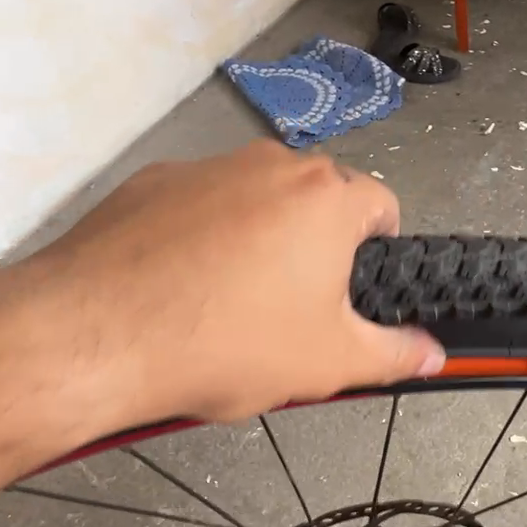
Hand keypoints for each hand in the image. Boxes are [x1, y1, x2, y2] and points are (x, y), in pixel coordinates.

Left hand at [17, 141, 442, 424]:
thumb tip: (435, 355)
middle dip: (320, 245)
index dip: (379, 251)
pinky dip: (204, 233)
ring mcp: (208, 166)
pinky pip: (201, 203)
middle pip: (320, 199)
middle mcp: (273, 164)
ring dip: (262, 236)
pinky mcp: (152, 180)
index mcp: (327, 198)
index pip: (383, 206)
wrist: (91, 335)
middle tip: (295, 305)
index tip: (353, 292)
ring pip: (259, 199)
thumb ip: (396, 354)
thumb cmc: (229, 342)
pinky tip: (178, 283)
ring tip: (230, 299)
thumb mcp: (330, 362)